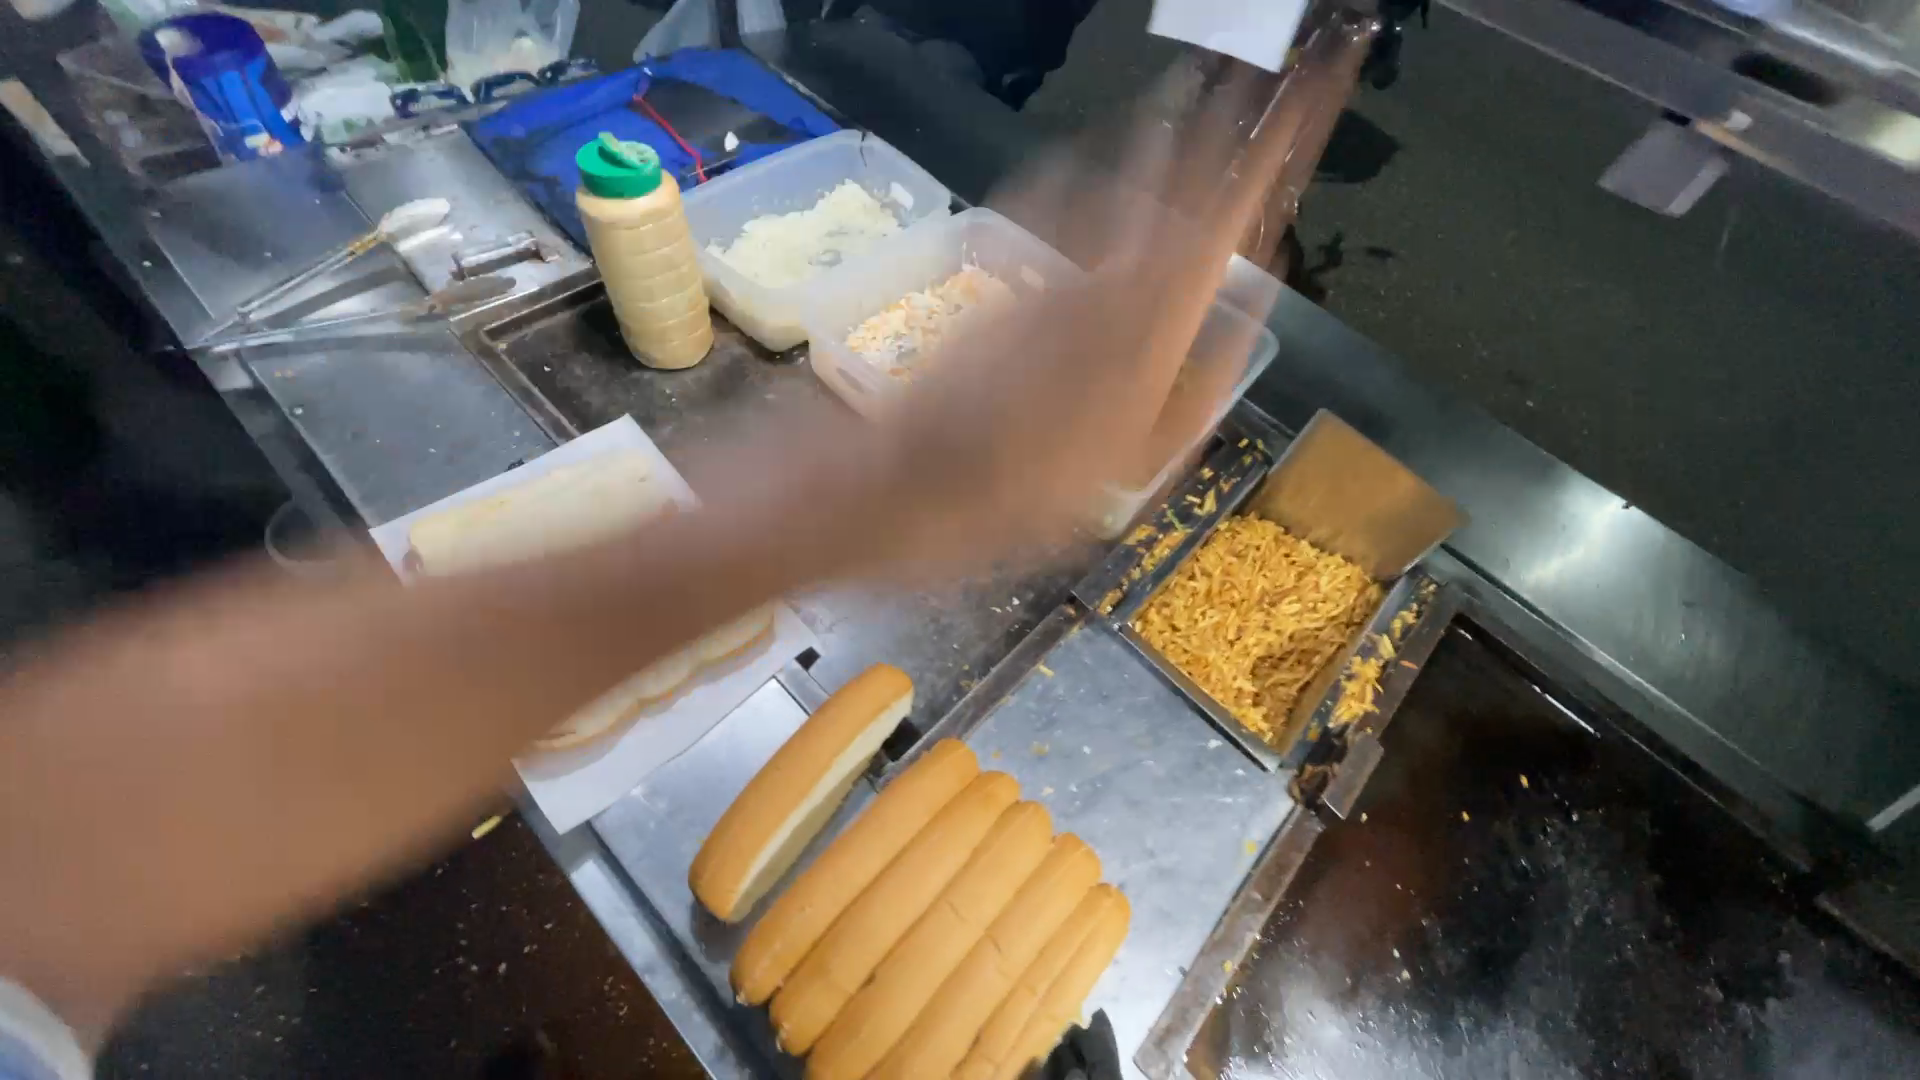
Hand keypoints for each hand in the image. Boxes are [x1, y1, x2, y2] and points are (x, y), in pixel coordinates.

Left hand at [847, 63, 1296, 568]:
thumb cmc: (1043, 482)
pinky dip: (1084, 164)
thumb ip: (1206, 376)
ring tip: (1192, 94)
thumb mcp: (1145, 455)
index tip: (1303, 99)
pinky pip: (1055, 194)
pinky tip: (1091, 152)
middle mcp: (1115, 274)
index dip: (1271, 150)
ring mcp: (1058, 264)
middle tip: (1254, 81)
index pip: (1230, 215)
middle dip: (1223, 120)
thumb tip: (1249, 307)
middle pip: (1180, 177)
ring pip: (1120, 176)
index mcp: (1161, 320)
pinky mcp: (1014, 267)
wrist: (930, 468)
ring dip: (1161, 131)